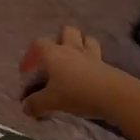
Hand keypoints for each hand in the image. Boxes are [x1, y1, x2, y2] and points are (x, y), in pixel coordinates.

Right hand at [20, 25, 138, 120]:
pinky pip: (99, 58)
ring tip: (77, 60)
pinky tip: (91, 76)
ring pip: (87, 40)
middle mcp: (72, 50)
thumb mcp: (52, 102)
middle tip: (56, 56)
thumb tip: (24, 108)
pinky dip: (94, 63)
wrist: (114, 96)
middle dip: (61, 39)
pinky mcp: (107, 66)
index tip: (26, 70)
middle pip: (67, 31)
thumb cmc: (77, 93)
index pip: (38, 44)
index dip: (30, 55)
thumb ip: (37, 104)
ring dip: (81, 45)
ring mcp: (92, 56)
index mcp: (54, 54)